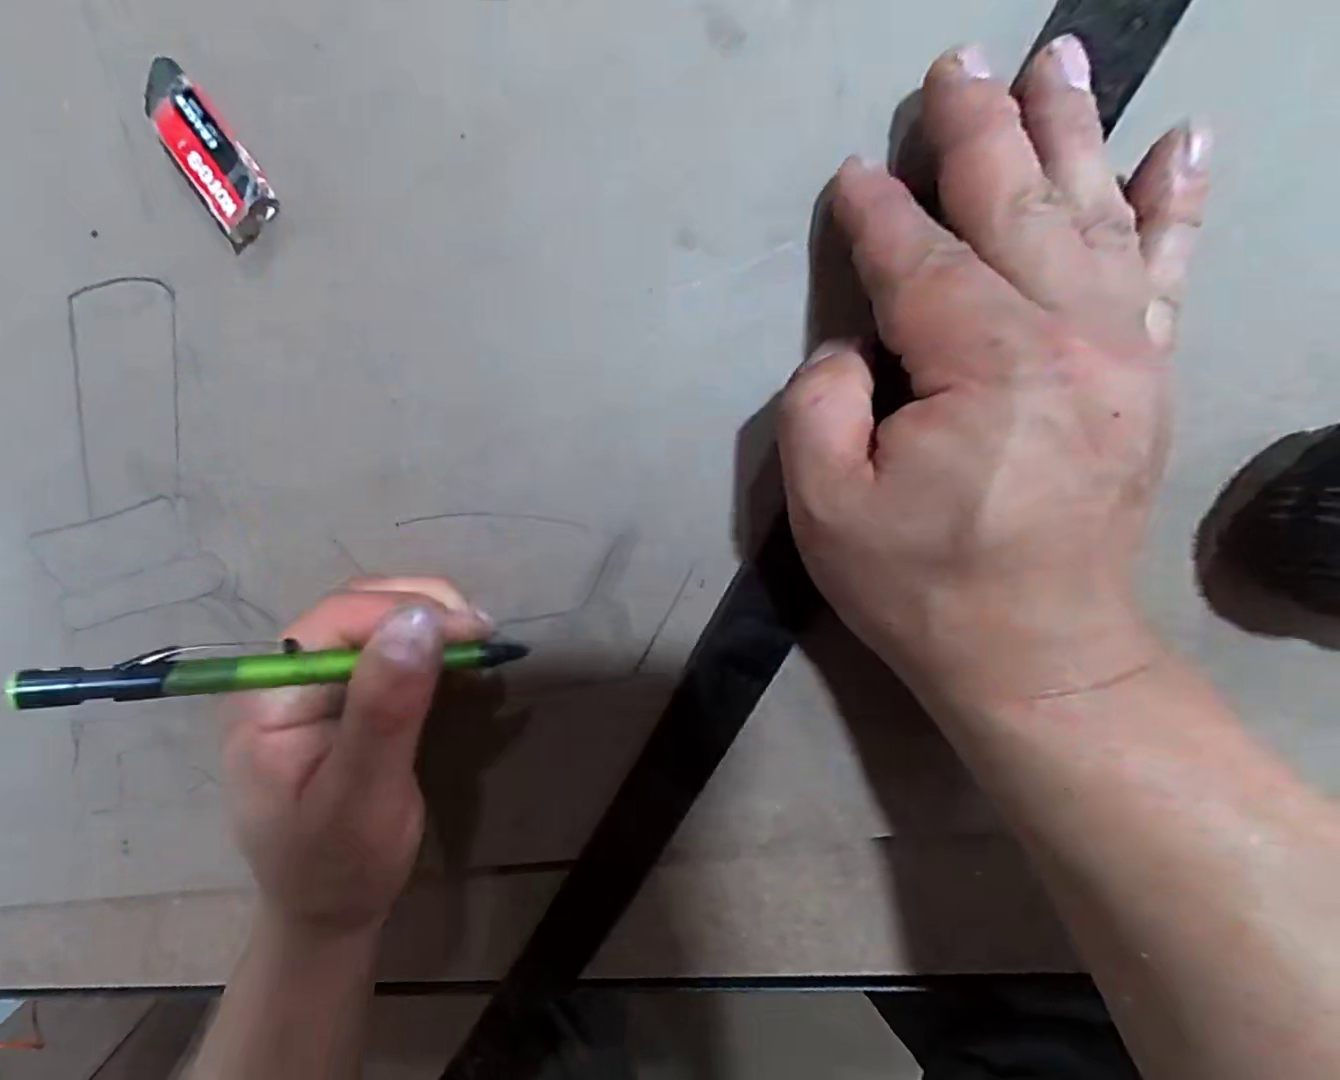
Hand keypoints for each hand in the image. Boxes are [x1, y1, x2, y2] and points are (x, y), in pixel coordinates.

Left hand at [219, 577, 491, 936]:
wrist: (324, 913)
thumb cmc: (337, 869)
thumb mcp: (362, 800)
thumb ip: (383, 712)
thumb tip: (419, 622)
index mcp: (267, 693)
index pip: (336, 620)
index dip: (406, 612)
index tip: (474, 631)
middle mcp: (280, 673)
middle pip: (351, 608)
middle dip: (420, 609)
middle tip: (481, 635)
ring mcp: (306, 680)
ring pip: (368, 619)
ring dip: (424, 620)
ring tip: (474, 642)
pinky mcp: (333, 692)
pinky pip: (377, 648)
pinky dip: (420, 643)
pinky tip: (452, 656)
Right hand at [779, 39, 1210, 707]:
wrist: (1030, 650)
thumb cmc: (911, 580)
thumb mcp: (825, 500)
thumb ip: (821, 405)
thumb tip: (853, 350)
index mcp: (990, 373)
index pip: (924, 270)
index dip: (881, 219)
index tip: (852, 173)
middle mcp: (1078, 344)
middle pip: (1023, 215)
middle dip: (986, 134)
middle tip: (962, 63)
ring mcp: (1126, 357)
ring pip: (1101, 220)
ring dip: (1078, 135)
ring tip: (1066, 61)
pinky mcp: (1143, 380)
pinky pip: (1167, 272)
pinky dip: (1176, 202)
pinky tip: (1182, 146)